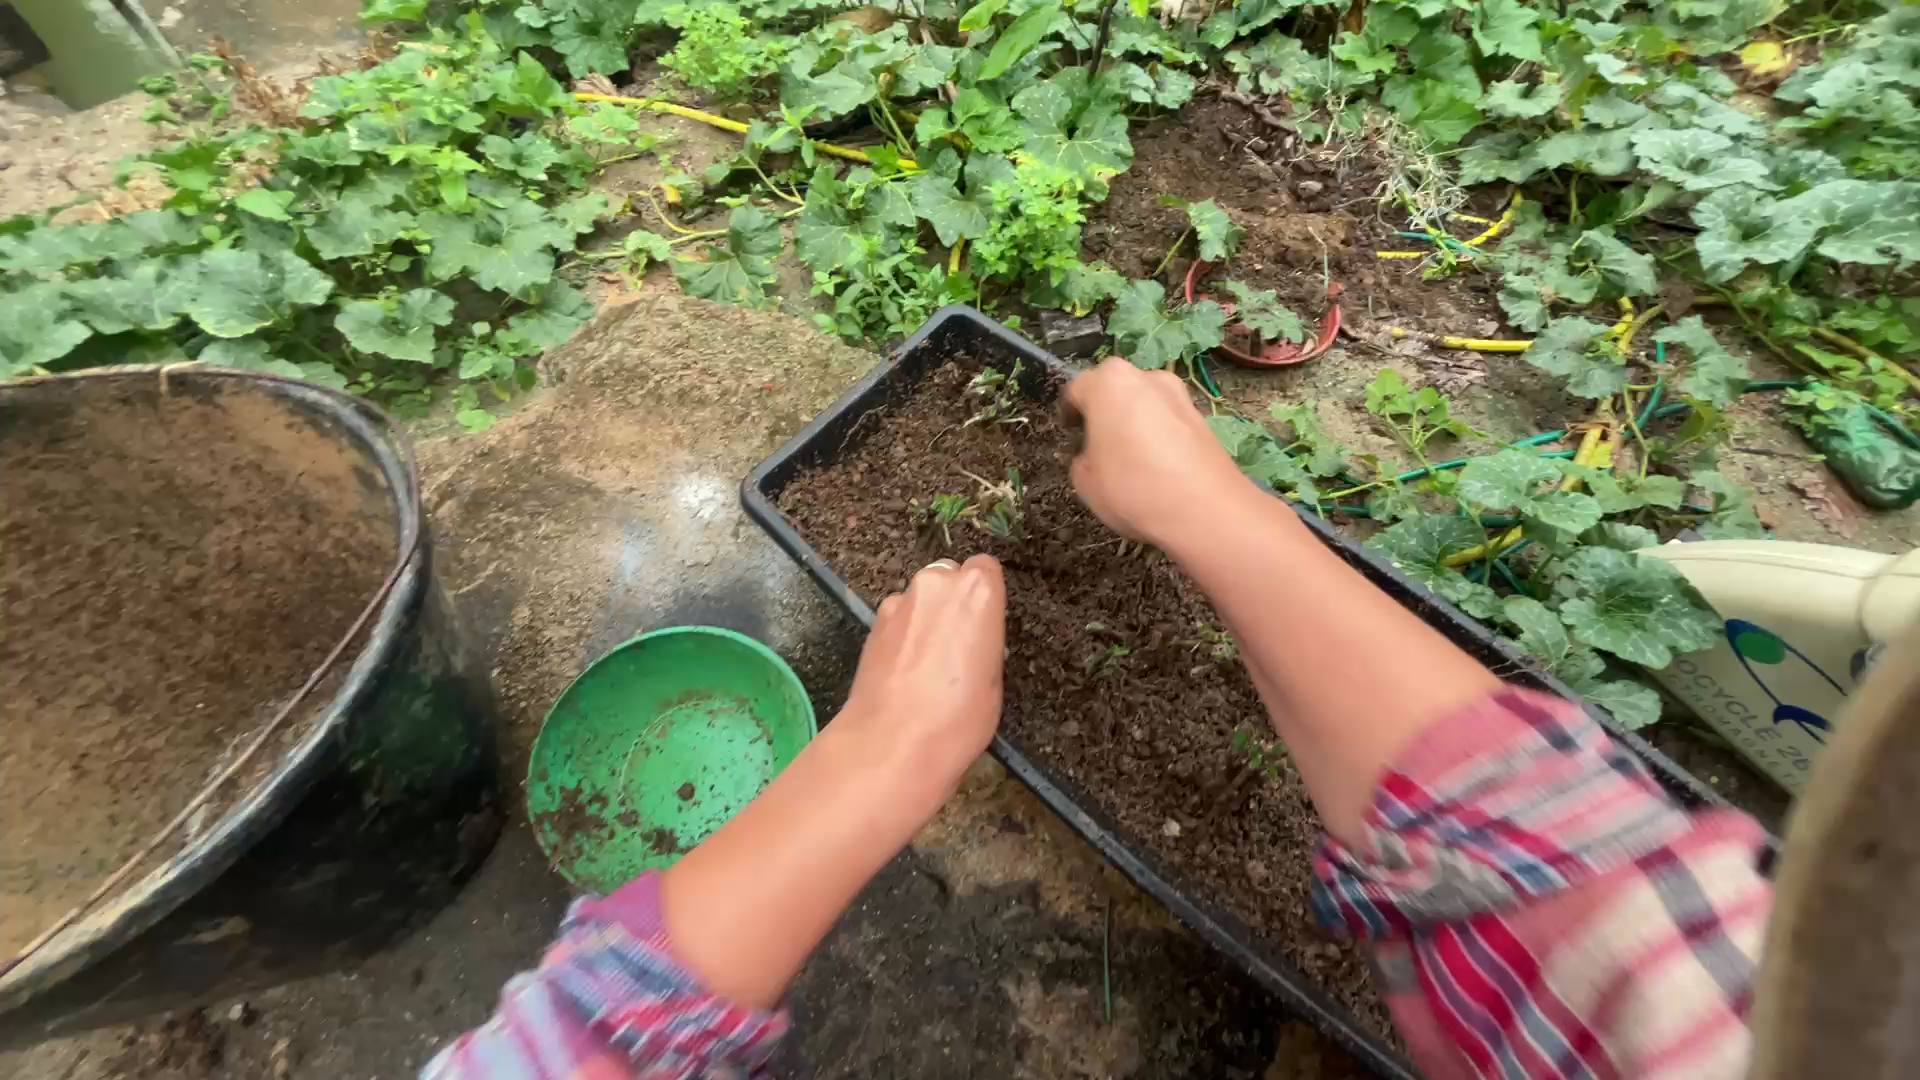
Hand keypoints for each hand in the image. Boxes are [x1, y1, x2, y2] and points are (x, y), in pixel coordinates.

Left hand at [842, 554, 1006, 779]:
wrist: (892, 744)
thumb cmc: (957, 717)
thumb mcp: (994, 680)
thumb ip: (985, 641)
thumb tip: (973, 639)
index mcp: (977, 592)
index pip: (986, 567)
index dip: (986, 594)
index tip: (986, 621)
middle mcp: (936, 585)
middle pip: (950, 577)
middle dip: (954, 602)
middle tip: (959, 645)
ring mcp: (900, 601)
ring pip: (921, 598)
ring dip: (927, 617)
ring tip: (929, 663)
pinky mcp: (873, 622)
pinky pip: (898, 617)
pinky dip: (904, 634)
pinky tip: (906, 669)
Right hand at [1060, 357, 1250, 547]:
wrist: (1205, 509)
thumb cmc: (1132, 487)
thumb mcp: (1085, 479)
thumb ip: (1083, 457)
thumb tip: (1097, 454)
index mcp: (1109, 382)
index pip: (1076, 389)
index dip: (1069, 412)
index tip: (1069, 432)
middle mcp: (1146, 377)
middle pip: (1115, 391)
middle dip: (1104, 413)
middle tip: (1097, 445)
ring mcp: (1180, 395)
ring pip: (1145, 405)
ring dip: (1134, 424)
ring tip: (1130, 460)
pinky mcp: (1203, 418)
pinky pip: (1168, 422)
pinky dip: (1158, 437)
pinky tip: (1157, 468)